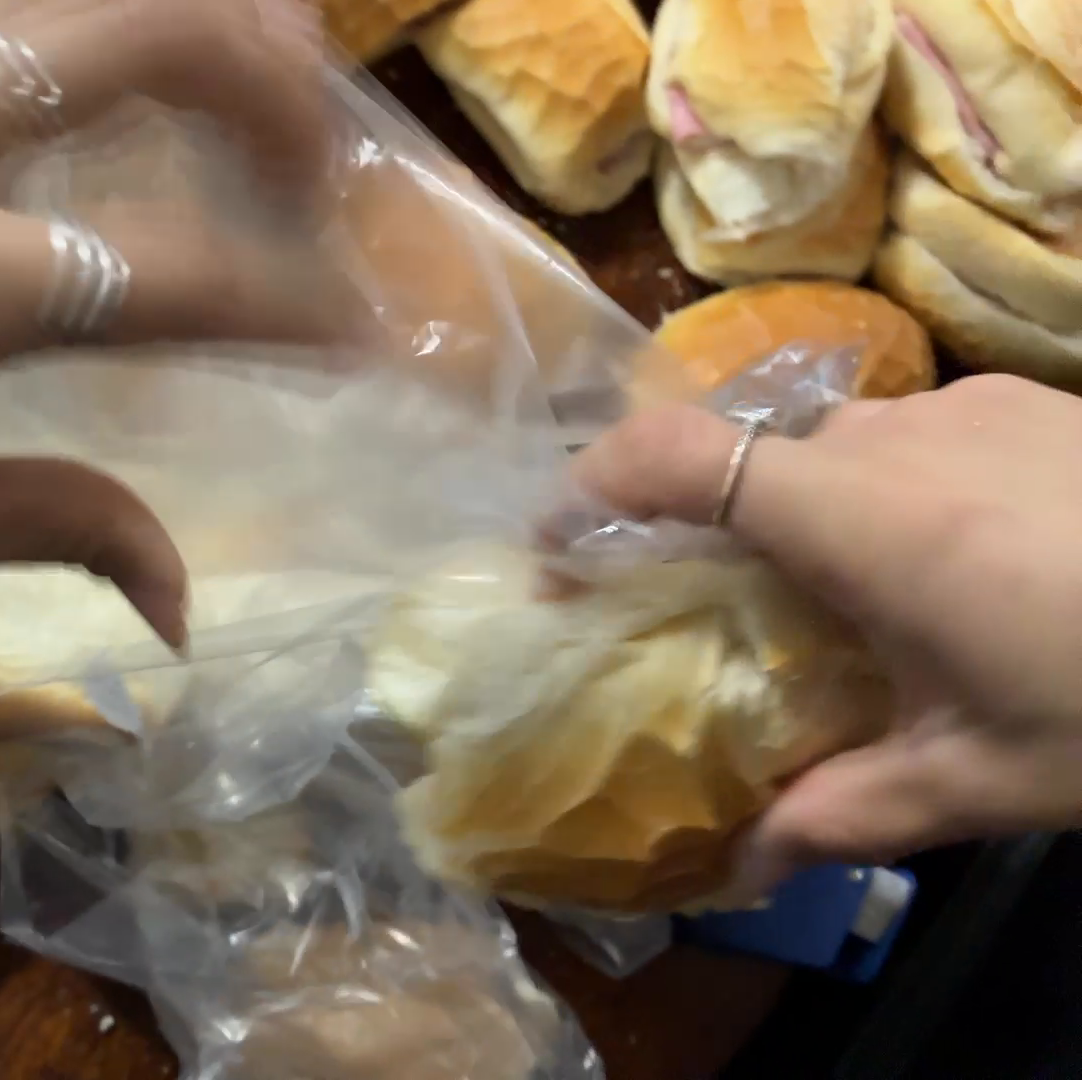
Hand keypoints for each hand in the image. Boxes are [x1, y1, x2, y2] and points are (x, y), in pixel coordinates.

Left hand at [0, 0, 357, 682]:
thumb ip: (69, 528)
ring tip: (244, 98)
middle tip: (323, 172)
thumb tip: (186, 606)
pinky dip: (53, 27)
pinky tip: (86, 81)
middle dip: (269, 97)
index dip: (285, 308)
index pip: (166, 271)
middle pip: (142, 36)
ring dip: (174, 26)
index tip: (362, 337)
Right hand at [573, 375, 1081, 877]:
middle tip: (715, 603)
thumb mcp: (991, 778)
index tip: (555, 549)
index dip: (583, 487)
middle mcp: (887, 439)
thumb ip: (845, 811)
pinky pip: (890, 442)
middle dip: (693, 527)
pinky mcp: (1020, 402)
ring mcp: (960, 408)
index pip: (664, 455)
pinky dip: (868, 494)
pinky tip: (948, 559)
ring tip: (846, 593)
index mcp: (860, 517)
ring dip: (790, 514)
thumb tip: (732, 864)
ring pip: (812, 454)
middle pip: (730, 466)